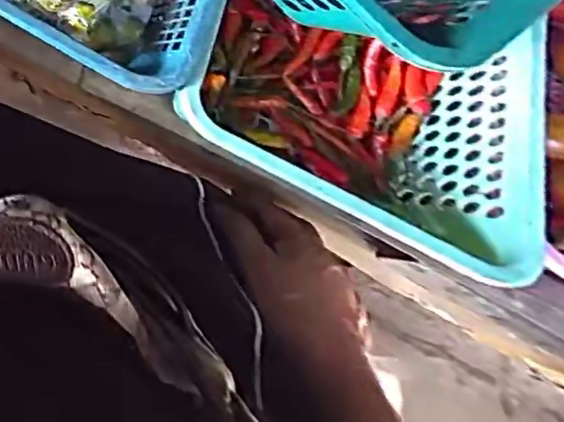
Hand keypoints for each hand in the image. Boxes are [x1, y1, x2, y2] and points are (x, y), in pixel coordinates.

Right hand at [212, 190, 364, 346]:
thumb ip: (236, 228)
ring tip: (252, 250)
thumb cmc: (285, 309)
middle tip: (232, 217)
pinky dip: (292, 272)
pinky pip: (312, 279)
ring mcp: (341, 287)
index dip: (241, 197)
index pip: (268, 207)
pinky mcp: (345, 314)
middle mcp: (328, 258)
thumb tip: (219, 201)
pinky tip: (280, 283)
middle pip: (289, 229)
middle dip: (262, 221)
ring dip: (279, 248)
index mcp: (306, 241)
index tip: (218, 193)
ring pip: (302, 255)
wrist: (328, 371)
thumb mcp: (252, 261)